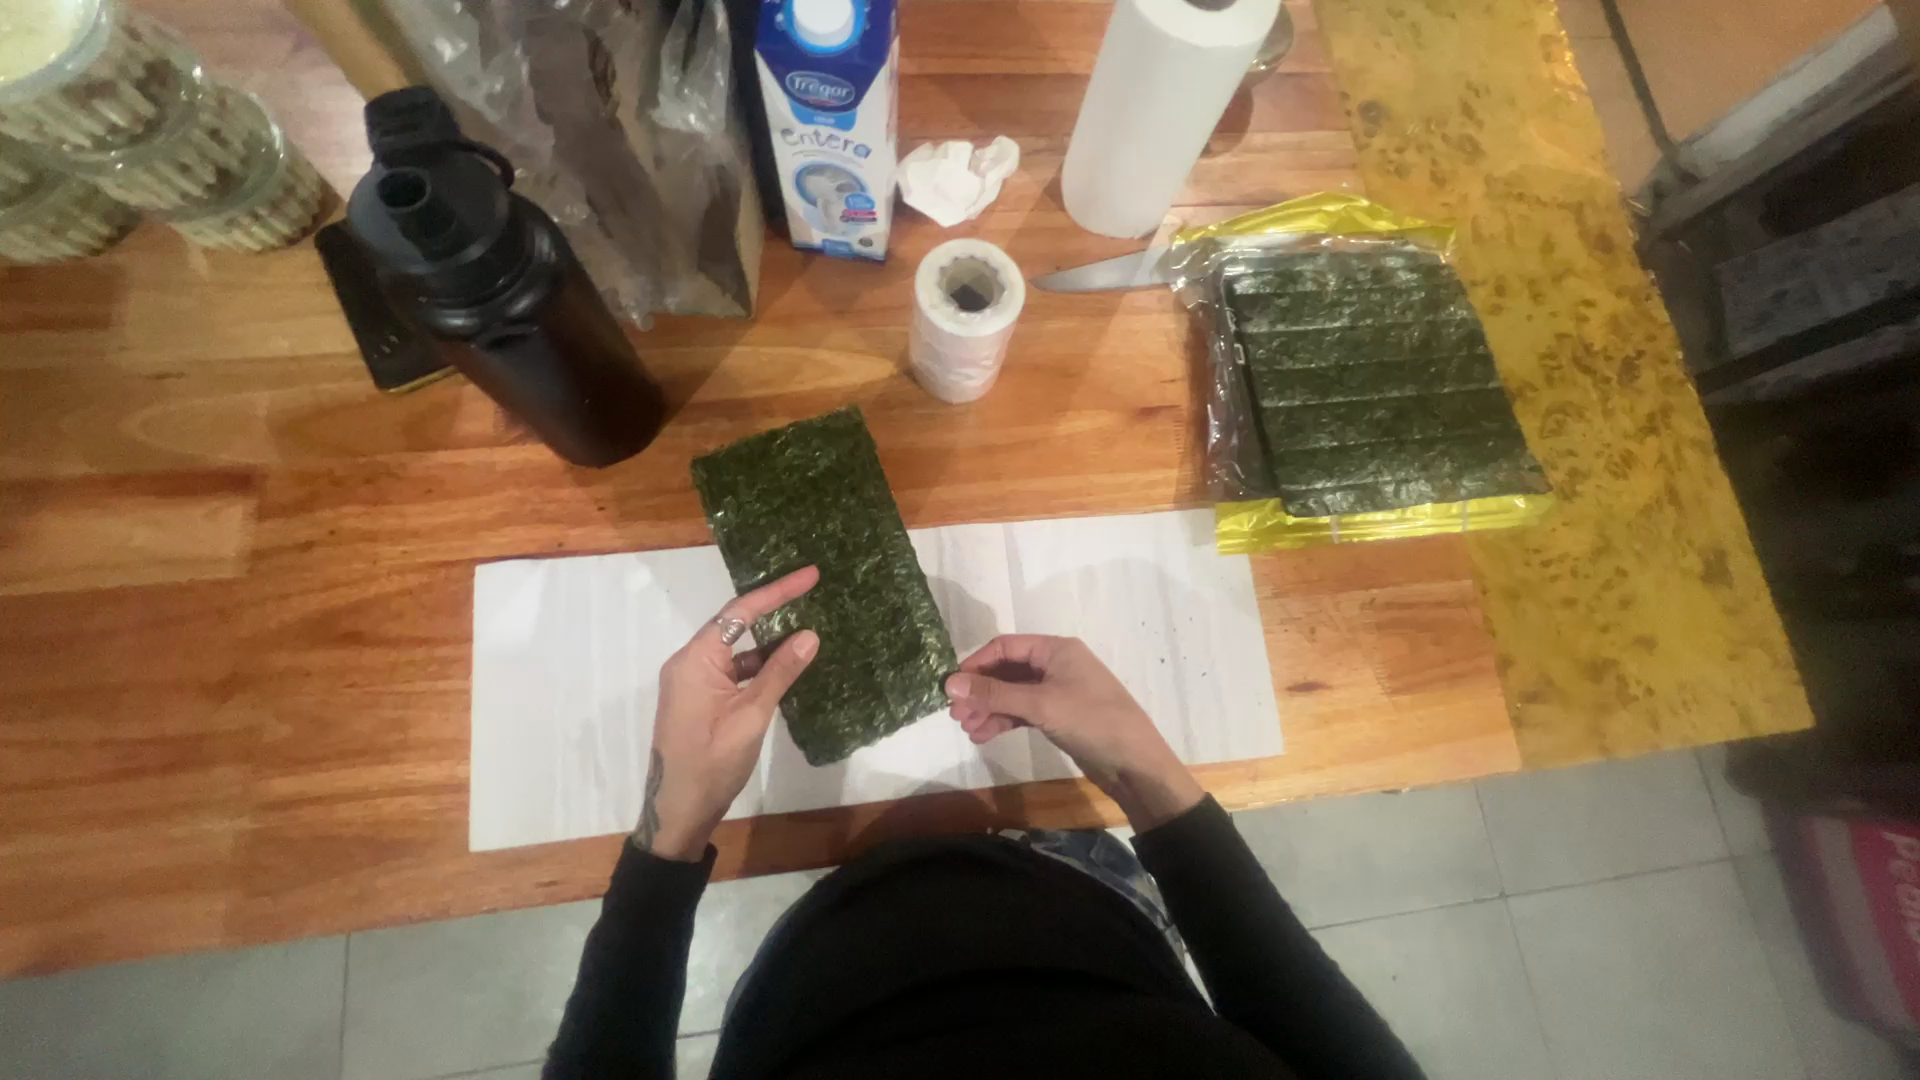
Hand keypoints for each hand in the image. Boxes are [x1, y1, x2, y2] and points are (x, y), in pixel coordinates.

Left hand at [636, 566, 820, 859]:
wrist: (679, 812)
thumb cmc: (712, 763)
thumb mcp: (751, 715)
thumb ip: (780, 672)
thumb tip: (810, 635)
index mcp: (695, 660)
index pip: (741, 613)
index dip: (778, 591)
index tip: (810, 575)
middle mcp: (690, 663)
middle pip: (736, 625)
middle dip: (774, 609)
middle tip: (813, 592)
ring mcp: (694, 682)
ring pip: (737, 650)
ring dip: (770, 642)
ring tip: (809, 628)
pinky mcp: (701, 699)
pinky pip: (734, 671)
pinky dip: (760, 667)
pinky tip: (789, 667)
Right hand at [945, 635, 1204, 830]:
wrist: (1136, 764)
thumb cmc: (1092, 721)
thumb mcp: (1041, 704)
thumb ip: (995, 693)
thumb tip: (949, 682)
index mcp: (1056, 650)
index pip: (1006, 647)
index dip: (977, 664)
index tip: (951, 686)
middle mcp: (1056, 665)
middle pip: (1007, 671)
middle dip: (981, 691)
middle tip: (956, 714)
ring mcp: (1058, 691)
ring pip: (1013, 694)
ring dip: (989, 708)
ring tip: (967, 728)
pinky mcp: (1059, 716)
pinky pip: (1023, 712)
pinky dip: (1004, 721)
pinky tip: (984, 735)